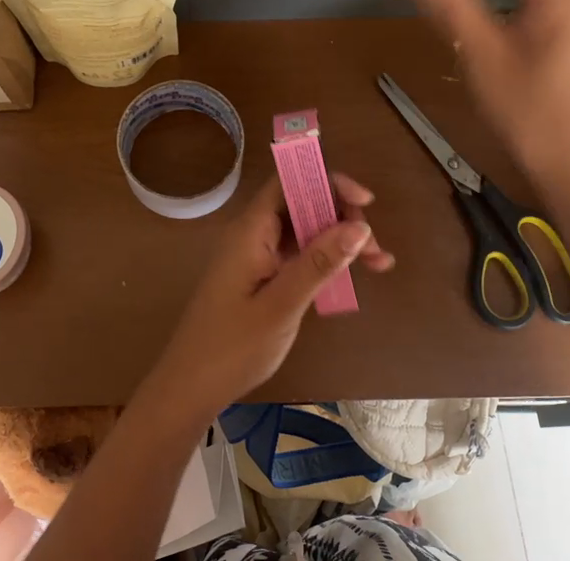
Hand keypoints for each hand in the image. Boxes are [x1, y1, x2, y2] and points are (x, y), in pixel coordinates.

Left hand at [147, 174, 391, 416]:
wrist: (190, 387)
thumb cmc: (232, 347)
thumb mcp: (281, 306)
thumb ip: (318, 264)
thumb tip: (359, 226)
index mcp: (251, 230)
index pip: (290, 181)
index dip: (327, 181)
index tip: (364, 202)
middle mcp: (253, 234)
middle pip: (302, 203)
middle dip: (343, 216)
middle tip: (375, 247)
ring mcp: (257, 256)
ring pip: (305, 230)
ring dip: (341, 240)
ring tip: (380, 263)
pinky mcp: (262, 277)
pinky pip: (299, 254)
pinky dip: (327, 261)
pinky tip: (354, 276)